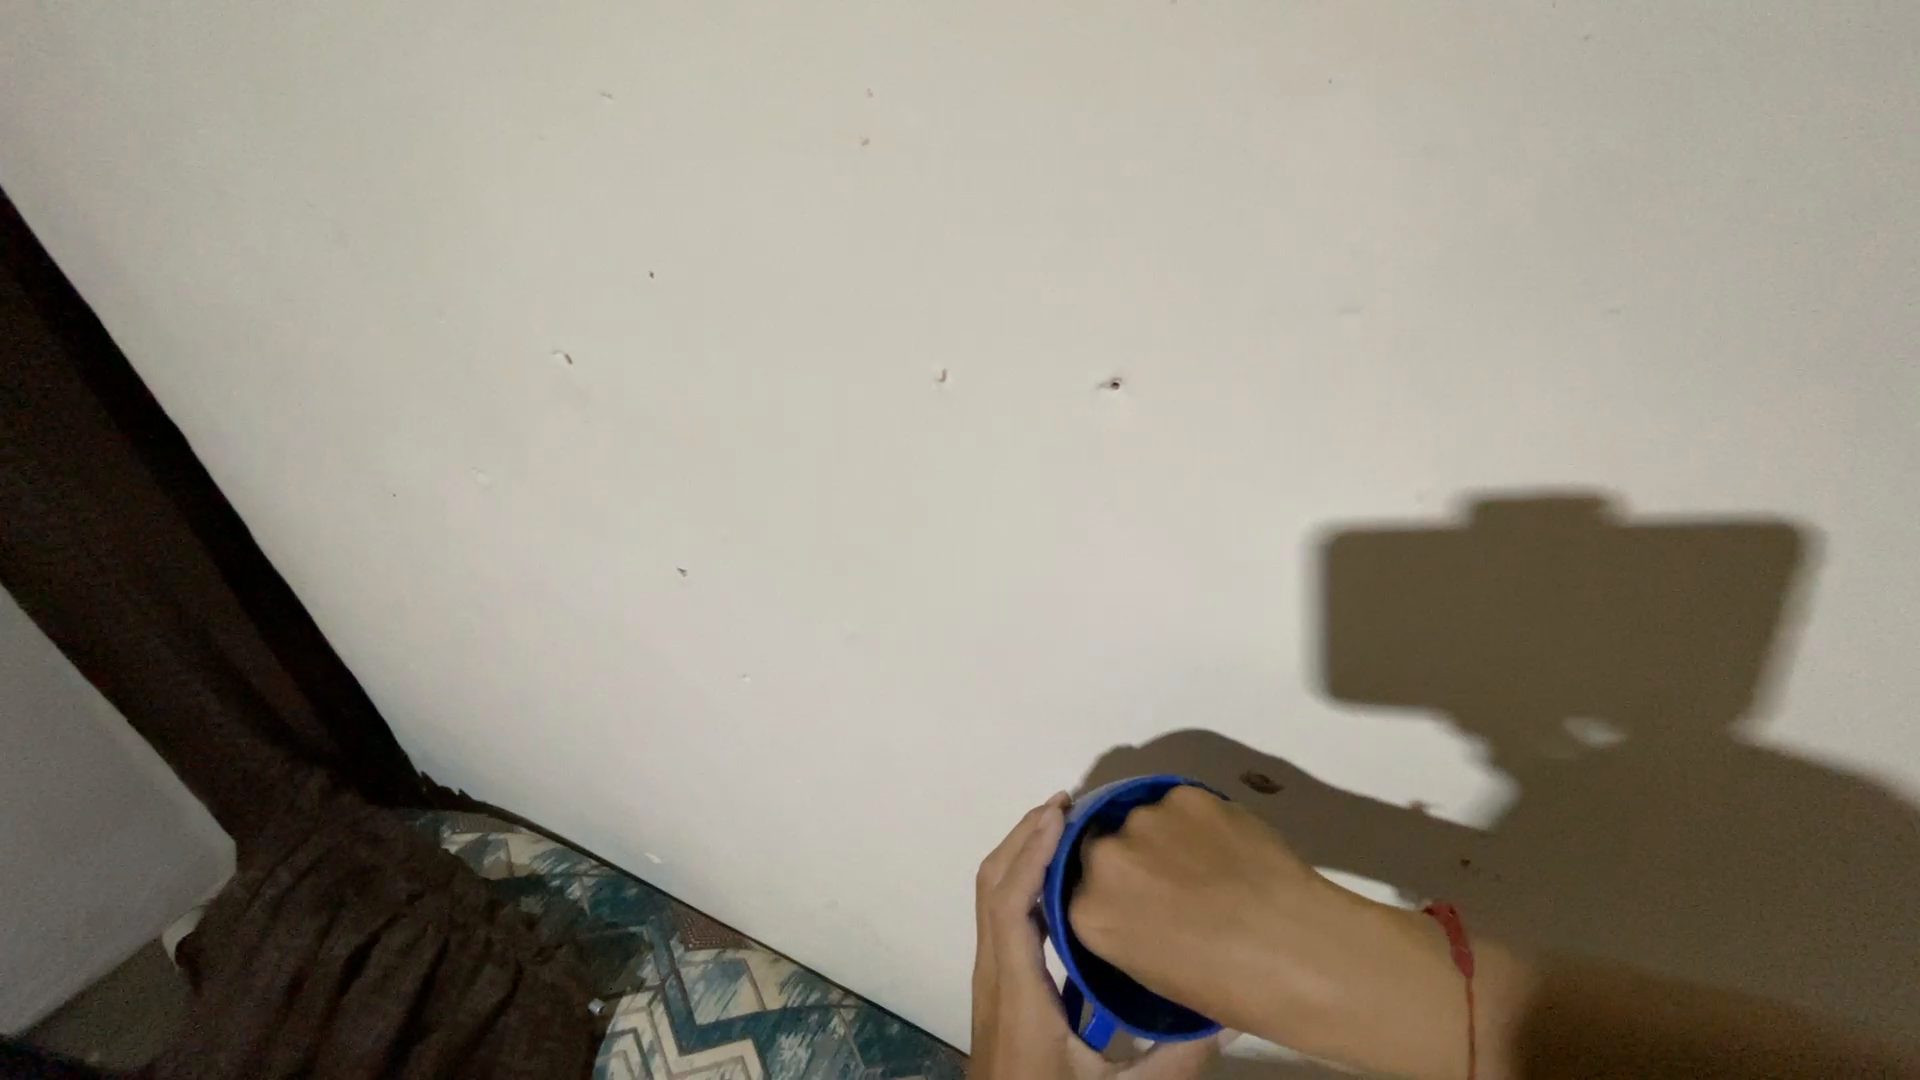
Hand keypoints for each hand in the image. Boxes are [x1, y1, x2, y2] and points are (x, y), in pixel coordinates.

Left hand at [970, 793, 1220, 1079]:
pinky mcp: (996, 980)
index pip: (1011, 904)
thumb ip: (1173, 1062)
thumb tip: (1223, 1019)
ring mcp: (989, 975)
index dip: (1031, 852)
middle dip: (1023, 835)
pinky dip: (1020, 876)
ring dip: (1019, 850)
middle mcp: (994, 973)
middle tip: (1065, 803)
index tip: (1060, 815)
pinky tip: (1057, 877)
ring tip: (1059, 824)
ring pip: (990, 893)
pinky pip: (1000, 911)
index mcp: (1019, 993)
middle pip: (991, 883)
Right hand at [1067, 786, 1465, 1073]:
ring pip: (1144, 820)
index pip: (1080, 889)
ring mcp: (1145, 818)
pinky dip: (1198, 822)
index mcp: (1089, 912)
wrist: (1303, 951)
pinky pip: (1180, 804)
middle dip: (1130, 859)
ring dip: (1165, 837)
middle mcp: (1104, 856)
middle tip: (1171, 880)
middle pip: (1103, 845)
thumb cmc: (1231, 987)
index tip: (1136, 901)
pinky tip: (1230, 847)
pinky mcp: (1185, 793)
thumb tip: (1132, 901)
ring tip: (1211, 865)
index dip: (1110, 893)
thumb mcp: (1154, 972)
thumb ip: (1124, 925)